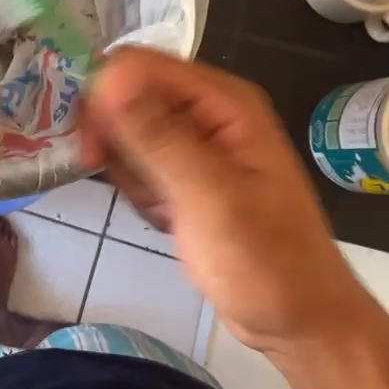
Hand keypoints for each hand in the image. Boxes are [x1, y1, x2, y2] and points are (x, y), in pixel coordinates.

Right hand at [80, 48, 376, 353]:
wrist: (297, 321)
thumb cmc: (266, 262)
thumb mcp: (210, 198)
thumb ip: (158, 136)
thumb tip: (109, 78)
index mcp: (223, 102)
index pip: (140, 67)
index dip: (106, 96)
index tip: (91, 146)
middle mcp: (205, 113)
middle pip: (126, 96)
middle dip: (114, 140)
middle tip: (130, 184)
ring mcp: (193, 145)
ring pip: (125, 134)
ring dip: (129, 173)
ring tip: (163, 209)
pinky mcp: (181, 175)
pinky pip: (135, 165)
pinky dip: (138, 192)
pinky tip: (165, 217)